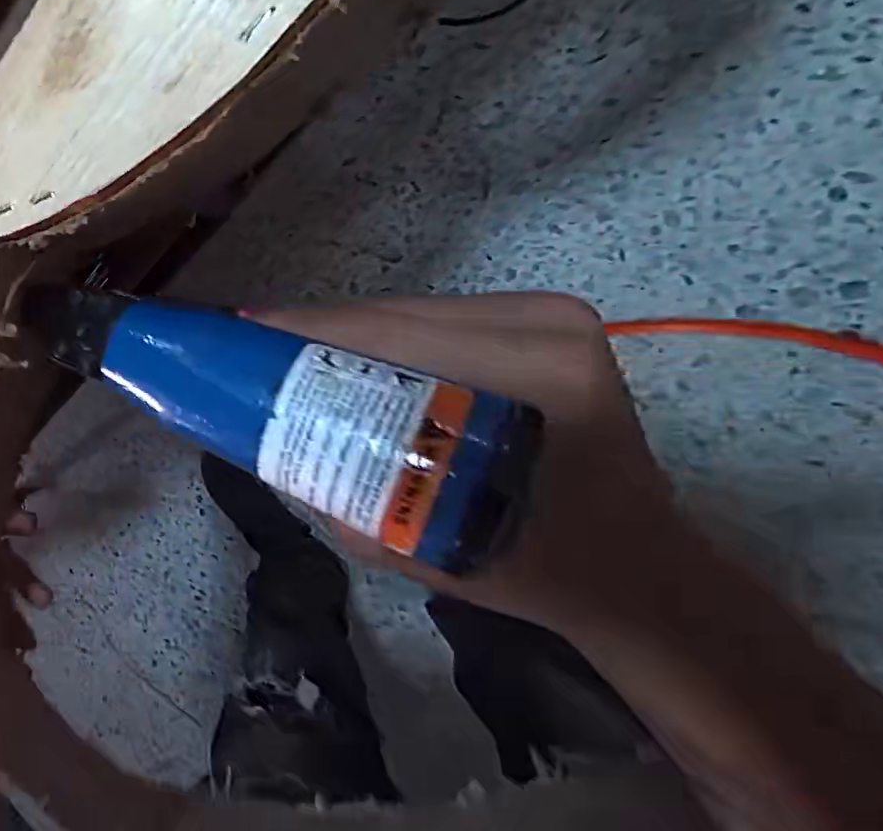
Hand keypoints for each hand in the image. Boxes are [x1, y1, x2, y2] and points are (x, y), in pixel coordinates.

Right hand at [249, 293, 692, 631]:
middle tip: (260, 348)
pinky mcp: (546, 322)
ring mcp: (551, 319)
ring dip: (348, 334)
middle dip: (317, 332)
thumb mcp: (415, 542)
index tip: (245, 333)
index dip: (306, 331)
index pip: (387, 336)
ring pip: (409, 310)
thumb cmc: (530, 566)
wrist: (637, 573)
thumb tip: (260, 439)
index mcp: (530, 377)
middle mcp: (546, 330)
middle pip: (392, 313)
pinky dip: (386, 337)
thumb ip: (333, 488)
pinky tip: (352, 359)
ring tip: (297, 354)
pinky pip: (436, 318)